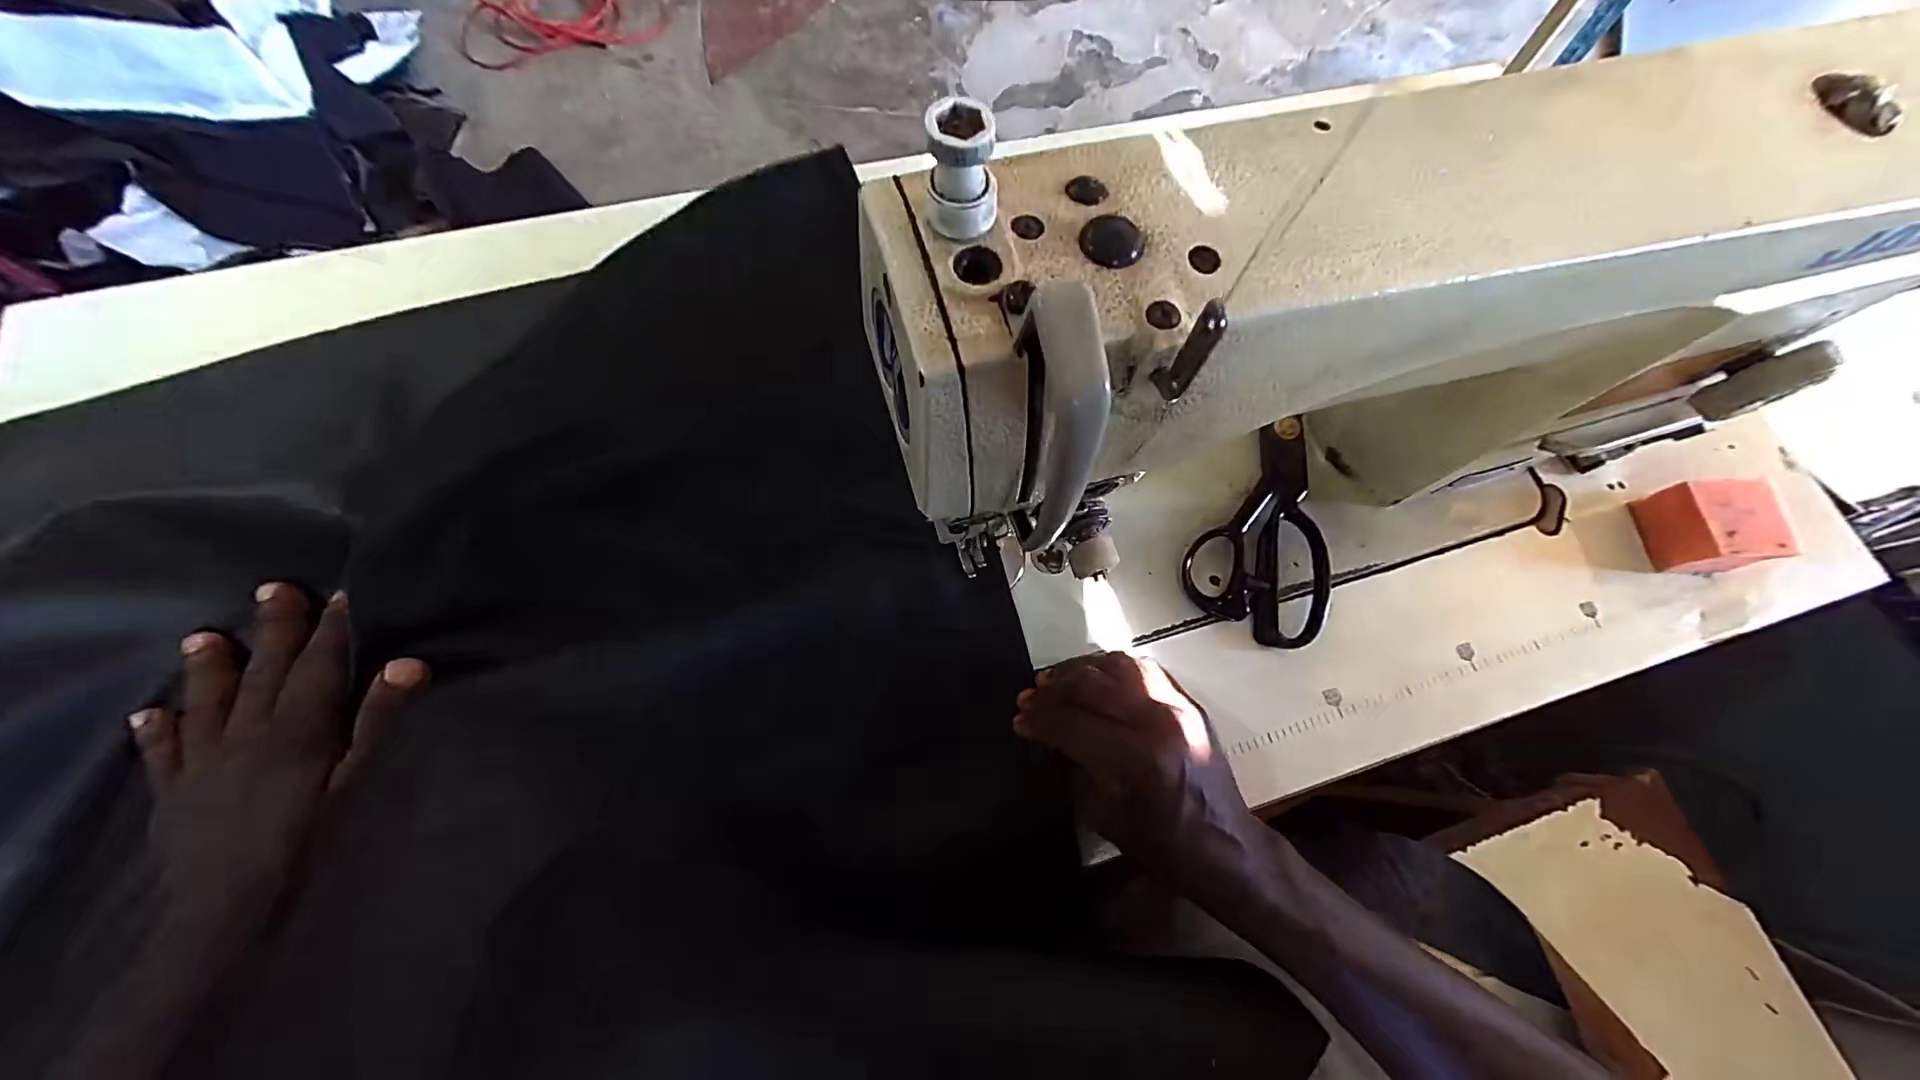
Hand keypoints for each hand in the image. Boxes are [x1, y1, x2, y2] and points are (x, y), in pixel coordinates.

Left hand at [127, 584, 428, 935]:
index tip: (341, 594)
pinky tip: (148, 714)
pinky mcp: (173, 793)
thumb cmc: (310, 837)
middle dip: (273, 628)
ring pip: (207, 702)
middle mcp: (244, 734)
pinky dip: (155, 730)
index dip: (332, 629)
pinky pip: (162, 753)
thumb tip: (408, 663)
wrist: (229, 906)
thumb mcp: (358, 778)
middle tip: (273, 588)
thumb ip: (379, 719)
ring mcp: (202, 762)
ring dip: (207, 667)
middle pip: (262, 672)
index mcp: (295, 728)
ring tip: (203, 634)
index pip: (318, 666)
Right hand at [1014, 652, 1263, 894]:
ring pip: (1117, 664)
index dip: (1039, 720)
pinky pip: (1144, 668)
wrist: (1223, 847)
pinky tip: (1095, 677)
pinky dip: (1113, 668)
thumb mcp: (1104, 813)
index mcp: (1135, 758)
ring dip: (1081, 669)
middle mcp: (1157, 722)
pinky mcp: (1188, 702)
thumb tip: (1054, 734)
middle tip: (1030, 697)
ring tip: (1058, 678)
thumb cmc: (1162, 844)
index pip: (1071, 722)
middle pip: (1090, 686)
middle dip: (1052, 690)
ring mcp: (1177, 707)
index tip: (1020, 720)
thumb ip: (1077, 764)